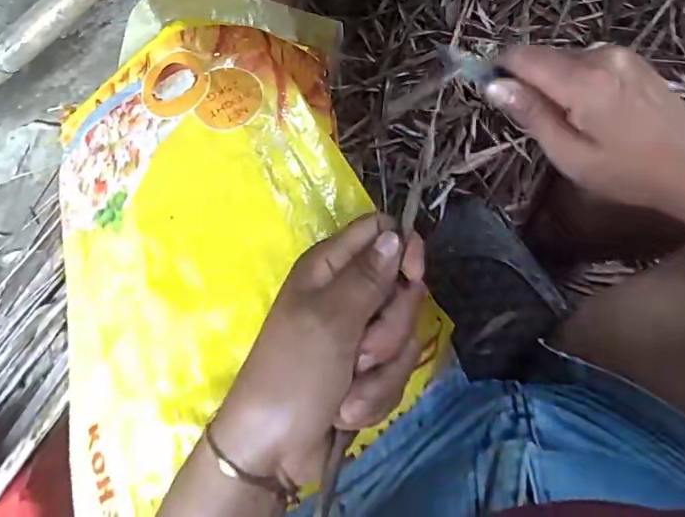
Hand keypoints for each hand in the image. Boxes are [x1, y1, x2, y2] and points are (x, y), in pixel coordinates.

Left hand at [208, 213, 426, 489]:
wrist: (271, 453)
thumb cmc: (293, 373)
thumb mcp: (331, 320)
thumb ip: (368, 277)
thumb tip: (395, 235)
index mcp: (329, 266)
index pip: (379, 231)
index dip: (403, 247)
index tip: (414, 276)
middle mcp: (346, 292)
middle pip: (401, 287)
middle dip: (390, 328)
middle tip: (361, 351)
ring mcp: (357, 333)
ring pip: (403, 335)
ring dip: (380, 371)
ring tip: (347, 388)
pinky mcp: (366, 370)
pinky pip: (395, 371)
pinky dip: (375, 395)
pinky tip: (347, 409)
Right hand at [488, 43, 684, 215]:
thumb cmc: (631, 173)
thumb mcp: (572, 157)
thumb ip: (532, 115)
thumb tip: (494, 85)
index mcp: (584, 81)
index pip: (523, 57)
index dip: (501, 69)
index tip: (493, 90)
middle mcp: (600, 56)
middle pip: (543, 56)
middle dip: (531, 80)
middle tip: (541, 120)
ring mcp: (619, 54)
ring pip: (564, 57)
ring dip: (555, 80)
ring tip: (574, 119)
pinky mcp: (631, 57)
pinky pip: (587, 60)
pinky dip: (577, 78)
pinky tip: (595, 109)